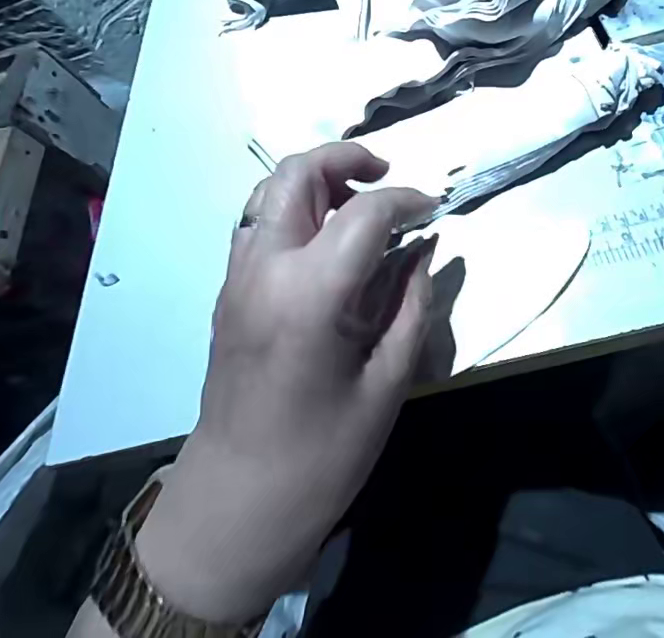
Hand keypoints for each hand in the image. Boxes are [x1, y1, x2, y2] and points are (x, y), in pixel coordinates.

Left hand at [134, 143, 437, 622]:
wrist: (234, 505)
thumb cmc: (324, 453)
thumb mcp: (389, 379)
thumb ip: (411, 301)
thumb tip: (424, 247)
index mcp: (308, 293)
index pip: (365, 211)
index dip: (407, 199)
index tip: (434, 208)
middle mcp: (264, 268)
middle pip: (297, 173)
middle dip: (347, 158)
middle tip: (388, 176)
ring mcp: (237, 277)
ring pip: (270, 190)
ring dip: (318, 179)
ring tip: (360, 202)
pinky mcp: (229, 291)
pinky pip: (260, 222)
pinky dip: (297, 207)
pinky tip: (328, 238)